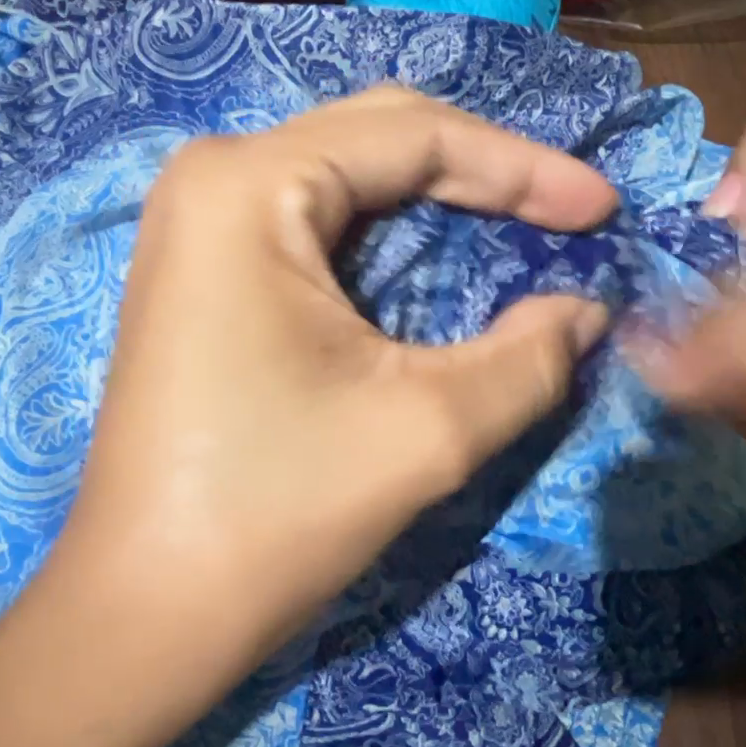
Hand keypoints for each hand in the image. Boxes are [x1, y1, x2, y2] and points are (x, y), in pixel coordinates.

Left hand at [0, 86, 617, 746]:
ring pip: (345, 172)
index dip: (522, 167)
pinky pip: (312, 216)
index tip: (604, 209)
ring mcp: (196, 217)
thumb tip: (588, 310)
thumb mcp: (428, 430)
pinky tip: (437, 255)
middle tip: (569, 214)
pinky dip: (386, 230)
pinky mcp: (199, 263)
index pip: (413, 136)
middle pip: (376, 137)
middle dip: (482, 170)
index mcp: (250, 184)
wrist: (142, 610)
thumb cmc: (273, 512)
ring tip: (521, 226)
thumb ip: (532, 356)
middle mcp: (213, 175)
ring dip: (438, 195)